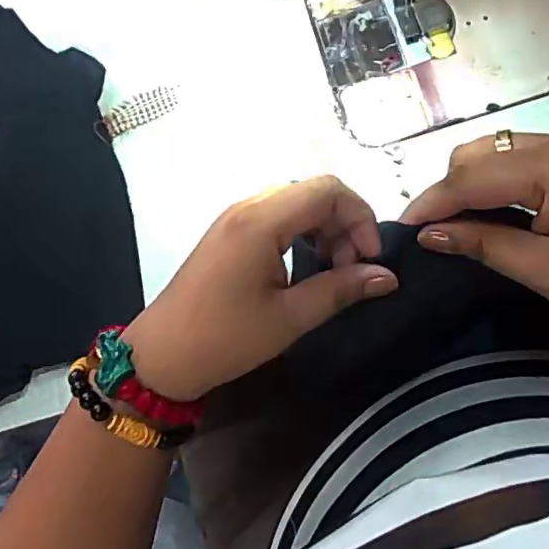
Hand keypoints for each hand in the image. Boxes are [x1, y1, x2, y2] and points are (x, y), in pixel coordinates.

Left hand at [121, 177, 397, 400]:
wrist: (160, 357)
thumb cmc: (224, 339)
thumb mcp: (289, 317)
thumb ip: (341, 290)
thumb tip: (387, 277)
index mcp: (260, 221)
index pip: (328, 190)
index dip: (361, 217)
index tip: (371, 258)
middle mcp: (248, 207)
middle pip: (316, 192)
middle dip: (346, 225)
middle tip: (354, 270)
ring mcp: (237, 217)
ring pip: (299, 203)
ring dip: (327, 230)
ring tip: (334, 271)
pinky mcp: (232, 231)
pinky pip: (280, 216)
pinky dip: (305, 233)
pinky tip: (309, 265)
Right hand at [399, 132, 548, 337]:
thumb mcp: (548, 271)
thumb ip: (486, 245)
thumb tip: (431, 234)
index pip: (470, 177)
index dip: (432, 203)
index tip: (401, 231)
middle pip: (478, 153)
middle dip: (446, 189)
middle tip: (429, 233)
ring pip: (495, 153)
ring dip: (467, 184)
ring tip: (451, 224)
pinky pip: (516, 161)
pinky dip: (492, 183)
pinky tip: (485, 212)